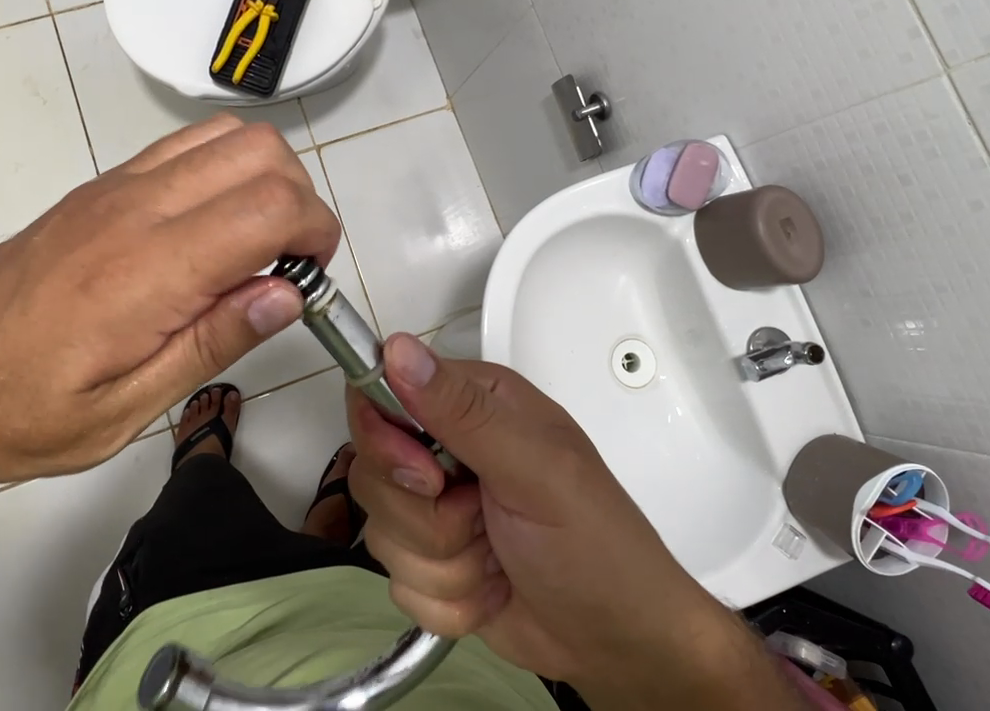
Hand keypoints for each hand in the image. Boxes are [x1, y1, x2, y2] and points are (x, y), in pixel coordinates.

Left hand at [0, 116, 339, 492]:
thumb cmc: (17, 414)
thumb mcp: (122, 412)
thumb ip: (212, 344)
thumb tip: (289, 293)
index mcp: (146, 271)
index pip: (269, 207)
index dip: (316, 233)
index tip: (311, 279)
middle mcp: (134, 209)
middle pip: (260, 153)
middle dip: (302, 200)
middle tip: (290, 265)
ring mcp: (113, 188)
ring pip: (227, 136)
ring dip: (266, 177)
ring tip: (256, 245)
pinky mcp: (98, 187)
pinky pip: (184, 146)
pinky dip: (224, 168)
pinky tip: (209, 229)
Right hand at [347, 335, 804, 709]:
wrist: (617, 640)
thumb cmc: (593, 542)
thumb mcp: (534, 467)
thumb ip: (462, 410)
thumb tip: (396, 347)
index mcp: (473, 403)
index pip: (382, 395)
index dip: (384, 439)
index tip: (424, 478)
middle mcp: (446, 447)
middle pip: (373, 471)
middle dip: (427, 517)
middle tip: (482, 520)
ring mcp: (436, 508)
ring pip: (383, 532)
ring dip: (446, 565)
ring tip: (497, 561)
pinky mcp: (431, 561)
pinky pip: (398, 582)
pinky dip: (448, 600)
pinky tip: (491, 591)